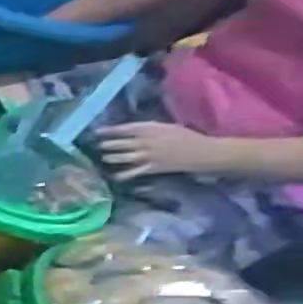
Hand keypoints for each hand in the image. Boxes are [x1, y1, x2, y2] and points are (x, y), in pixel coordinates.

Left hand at [97, 122, 239, 180]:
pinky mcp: (149, 168)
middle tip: (101, 146)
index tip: (96, 132)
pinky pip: (127, 173)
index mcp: (153, 129)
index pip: (124, 129)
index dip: (108, 131)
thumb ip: (148, 129)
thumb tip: (125, 130)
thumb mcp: (168, 128)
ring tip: (107, 157)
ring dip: (109, 157)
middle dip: (105, 145)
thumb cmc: (187, 138)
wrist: (206, 152)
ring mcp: (147, 156)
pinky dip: (118, 175)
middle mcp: (146, 142)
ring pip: (117, 157)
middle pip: (116, 144)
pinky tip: (113, 175)